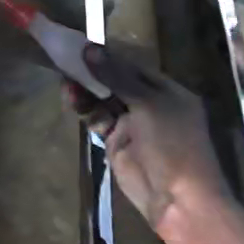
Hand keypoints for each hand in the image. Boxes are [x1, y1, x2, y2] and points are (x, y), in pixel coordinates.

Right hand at [65, 44, 228, 235]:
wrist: (179, 201)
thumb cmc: (173, 144)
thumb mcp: (148, 103)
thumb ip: (117, 76)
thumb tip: (89, 48)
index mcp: (166, 89)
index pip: (132, 64)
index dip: (107, 54)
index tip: (81, 41)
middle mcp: (149, 103)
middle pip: (115, 80)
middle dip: (92, 70)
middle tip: (65, 56)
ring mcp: (132, 123)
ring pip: (103, 98)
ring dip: (85, 88)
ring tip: (64, 76)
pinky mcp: (116, 141)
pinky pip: (97, 118)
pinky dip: (84, 108)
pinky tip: (70, 97)